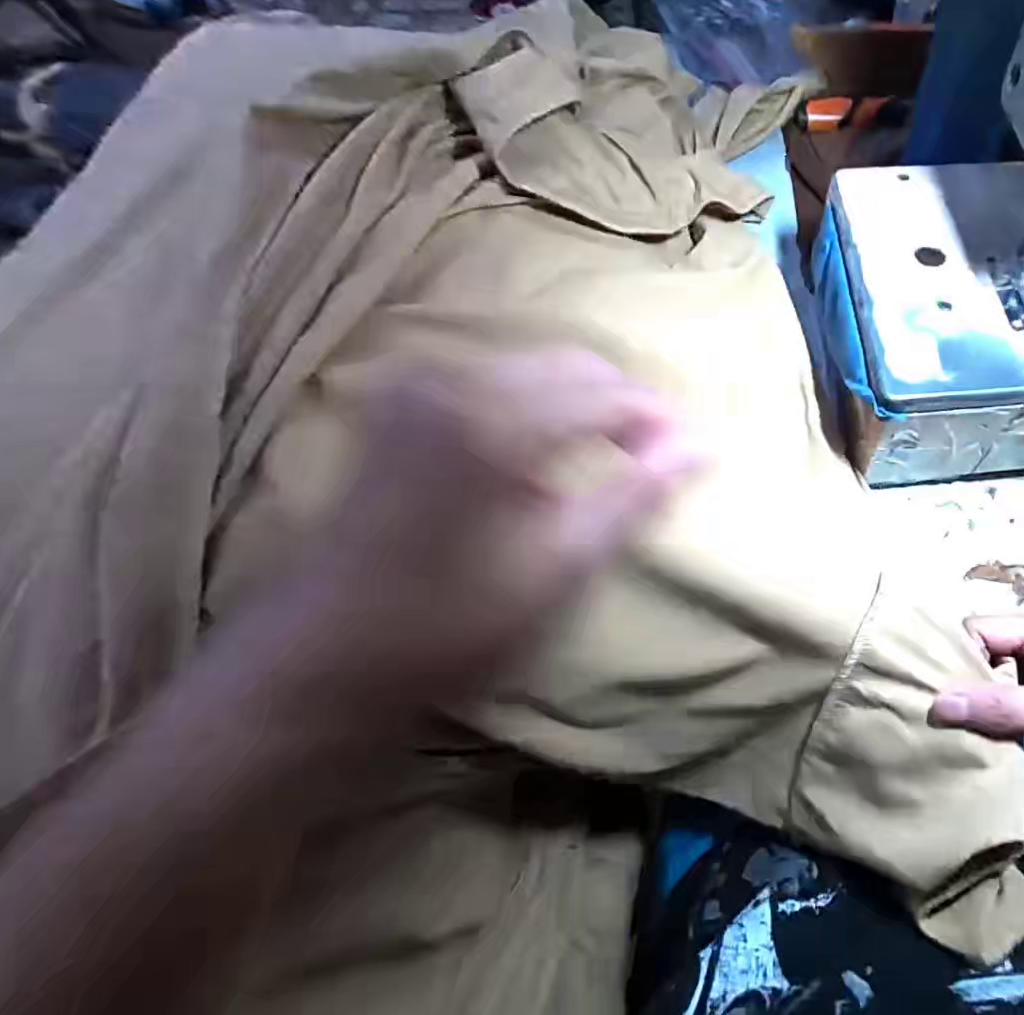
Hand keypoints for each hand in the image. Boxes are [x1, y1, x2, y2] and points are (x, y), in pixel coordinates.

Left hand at [274, 350, 698, 718]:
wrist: (323, 658)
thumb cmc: (454, 625)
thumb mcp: (563, 567)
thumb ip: (636, 495)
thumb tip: (701, 446)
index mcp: (496, 423)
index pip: (610, 395)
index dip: (661, 422)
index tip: (691, 457)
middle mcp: (453, 382)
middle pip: (575, 365)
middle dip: (626, 407)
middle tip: (654, 460)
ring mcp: (417, 387)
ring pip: (537, 366)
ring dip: (585, 404)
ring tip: (609, 458)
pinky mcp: (399, 404)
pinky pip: (496, 377)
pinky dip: (539, 403)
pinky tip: (546, 448)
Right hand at [929, 612, 1023, 799]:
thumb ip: (1002, 708)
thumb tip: (937, 704)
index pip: (981, 628)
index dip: (955, 655)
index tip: (930, 689)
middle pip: (984, 647)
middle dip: (962, 676)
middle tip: (936, 710)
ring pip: (994, 671)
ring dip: (976, 695)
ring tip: (950, 722)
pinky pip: (1008, 692)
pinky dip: (992, 708)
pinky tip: (979, 729)